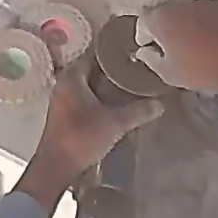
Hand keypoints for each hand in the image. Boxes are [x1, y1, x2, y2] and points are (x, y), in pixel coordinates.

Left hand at [14, 61, 163, 209]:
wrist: (56, 166)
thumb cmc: (82, 138)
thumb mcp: (115, 123)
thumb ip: (138, 111)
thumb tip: (160, 103)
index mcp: (72, 77)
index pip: (94, 54)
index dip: (113, 52)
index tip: (133, 50)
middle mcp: (64, 83)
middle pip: (92, 68)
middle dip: (112, 68)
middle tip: (137, 67)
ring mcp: (62, 98)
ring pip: (88, 83)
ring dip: (106, 83)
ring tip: (131, 82)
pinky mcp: (64, 112)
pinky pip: (84, 95)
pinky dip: (99, 95)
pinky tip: (116, 101)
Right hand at [135, 0, 217, 124]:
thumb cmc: (201, 71)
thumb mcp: (168, 74)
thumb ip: (150, 59)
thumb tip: (146, 51)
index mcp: (162, 19)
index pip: (144, 18)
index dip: (145, 32)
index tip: (150, 44)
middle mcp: (179, 4)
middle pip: (162, 6)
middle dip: (162, 19)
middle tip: (168, 38)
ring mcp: (202, 1)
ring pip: (185, 5)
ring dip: (183, 16)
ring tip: (190, 35)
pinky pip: (205, 7)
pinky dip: (203, 17)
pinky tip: (209, 33)